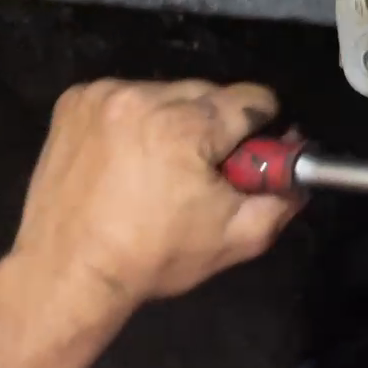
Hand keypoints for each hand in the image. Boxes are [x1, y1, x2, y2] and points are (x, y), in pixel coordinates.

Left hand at [11, 80, 303, 315]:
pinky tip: (131, 155)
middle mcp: (143, 97)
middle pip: (211, 93)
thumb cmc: (155, 256)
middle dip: (218, 126)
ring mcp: (104, 96)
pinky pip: (132, 96)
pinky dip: (141, 119)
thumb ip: (283, 199)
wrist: (66, 273)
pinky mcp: (75, 101)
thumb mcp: (239, 237)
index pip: (252, 99)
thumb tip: (300, 173)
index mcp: (185, 126)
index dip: (260, 130)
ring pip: (172, 94)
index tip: (248, 158)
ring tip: (164, 166)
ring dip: (180, 120)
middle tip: (204, 171)